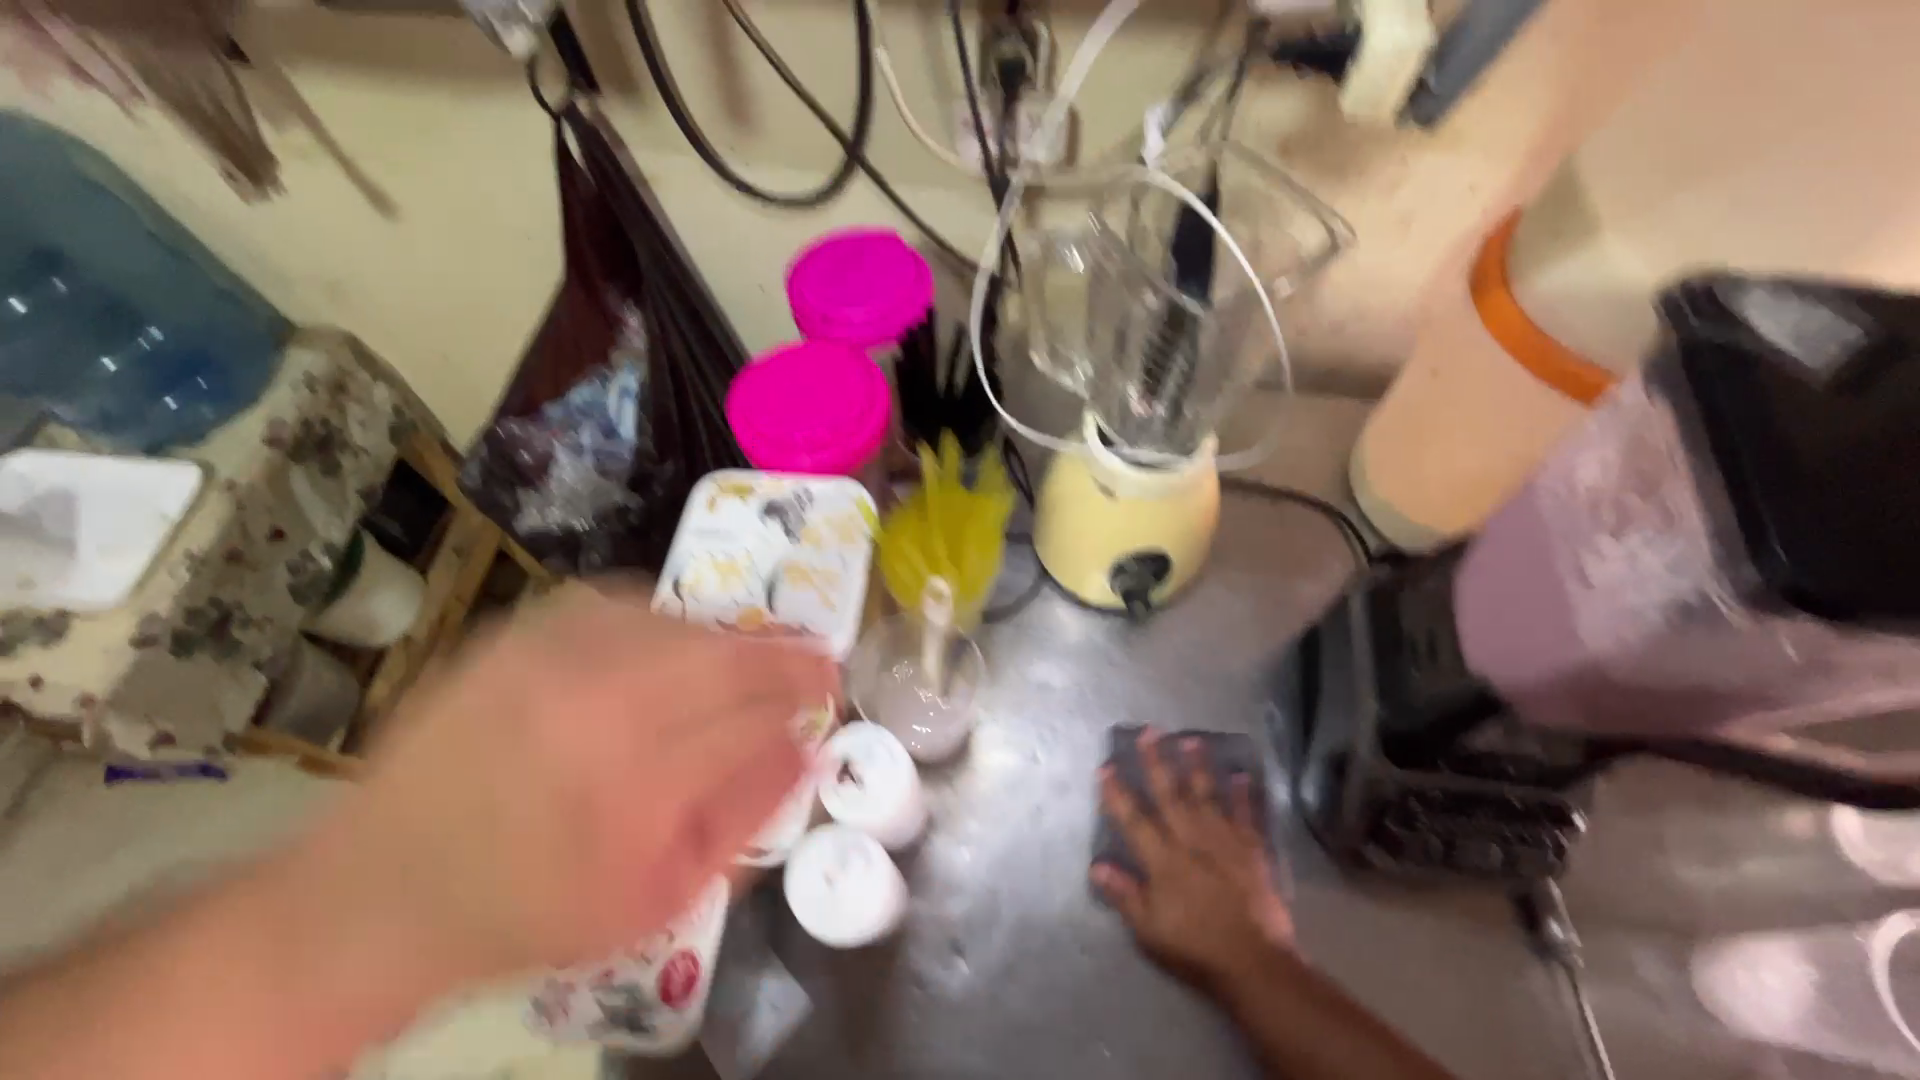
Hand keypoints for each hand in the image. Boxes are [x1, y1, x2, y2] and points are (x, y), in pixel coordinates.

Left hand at [285, 585, 838, 991]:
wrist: (383, 888)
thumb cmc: (535, 910)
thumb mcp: (657, 898)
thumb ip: (743, 819)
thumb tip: (804, 748)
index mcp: (638, 786)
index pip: (753, 714)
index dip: (803, 692)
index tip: (831, 684)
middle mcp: (597, 704)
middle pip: (722, 655)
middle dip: (780, 654)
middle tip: (812, 657)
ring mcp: (549, 659)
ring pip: (674, 622)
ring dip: (724, 636)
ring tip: (746, 658)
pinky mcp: (515, 635)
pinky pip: (616, 603)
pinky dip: (661, 618)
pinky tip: (672, 642)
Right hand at [1092, 732, 1293, 997]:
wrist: (1253, 961)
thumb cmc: (1195, 947)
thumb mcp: (1149, 928)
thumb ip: (1125, 894)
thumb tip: (1096, 865)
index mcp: (1163, 860)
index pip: (1134, 819)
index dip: (1118, 793)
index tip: (1106, 766)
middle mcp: (1191, 841)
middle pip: (1171, 795)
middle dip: (1157, 762)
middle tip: (1151, 731)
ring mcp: (1224, 842)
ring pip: (1208, 796)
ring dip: (1199, 767)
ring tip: (1192, 740)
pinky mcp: (1252, 851)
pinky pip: (1246, 815)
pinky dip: (1244, 794)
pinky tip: (1241, 774)